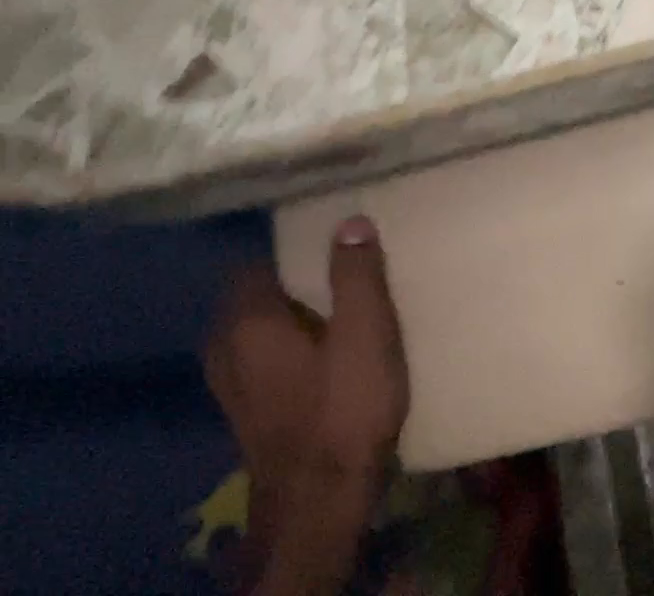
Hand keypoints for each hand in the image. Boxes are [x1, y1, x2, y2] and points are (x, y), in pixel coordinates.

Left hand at [204, 216, 407, 592]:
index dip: (291, 251)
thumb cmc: (346, 405)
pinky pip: (264, 360)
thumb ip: (357, 277)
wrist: (320, 494)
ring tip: (343, 314)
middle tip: (347, 275)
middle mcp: (225, 348)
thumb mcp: (366, 333)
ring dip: (292, 319)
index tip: (333, 243)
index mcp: (248, 323)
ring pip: (257, 332)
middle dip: (294, 284)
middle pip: (253, 299)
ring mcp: (231, 385)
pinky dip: (290, 348)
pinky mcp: (249, 411)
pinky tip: (328, 357)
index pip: (253, 267)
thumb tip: (349, 222)